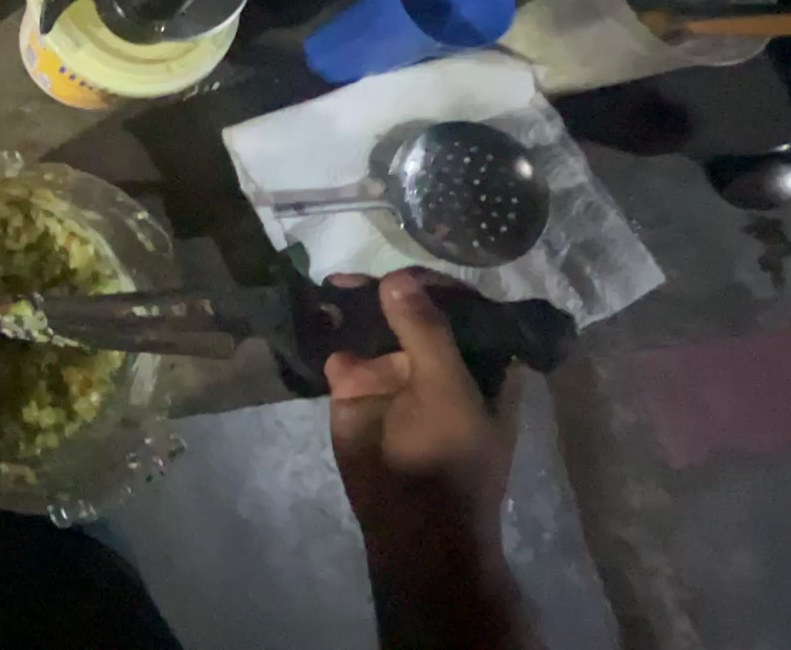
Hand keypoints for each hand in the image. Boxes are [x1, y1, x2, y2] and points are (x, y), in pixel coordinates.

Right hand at [324, 269, 530, 648]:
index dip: (437, 286)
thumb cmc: (450, 459)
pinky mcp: (352, 380)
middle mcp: (434, 357)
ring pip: (371, 320)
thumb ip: (426, 334)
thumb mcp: (450, 393)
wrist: (407, 518)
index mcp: (479, 361)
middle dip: (385, 288)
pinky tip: (310, 308)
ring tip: (332, 285)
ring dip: (352, 301)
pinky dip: (324, 325)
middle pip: (411, 306)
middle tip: (356, 277)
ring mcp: (391, 368)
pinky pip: (337, 343)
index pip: (464, 307)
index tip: (404, 273)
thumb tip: (396, 276)